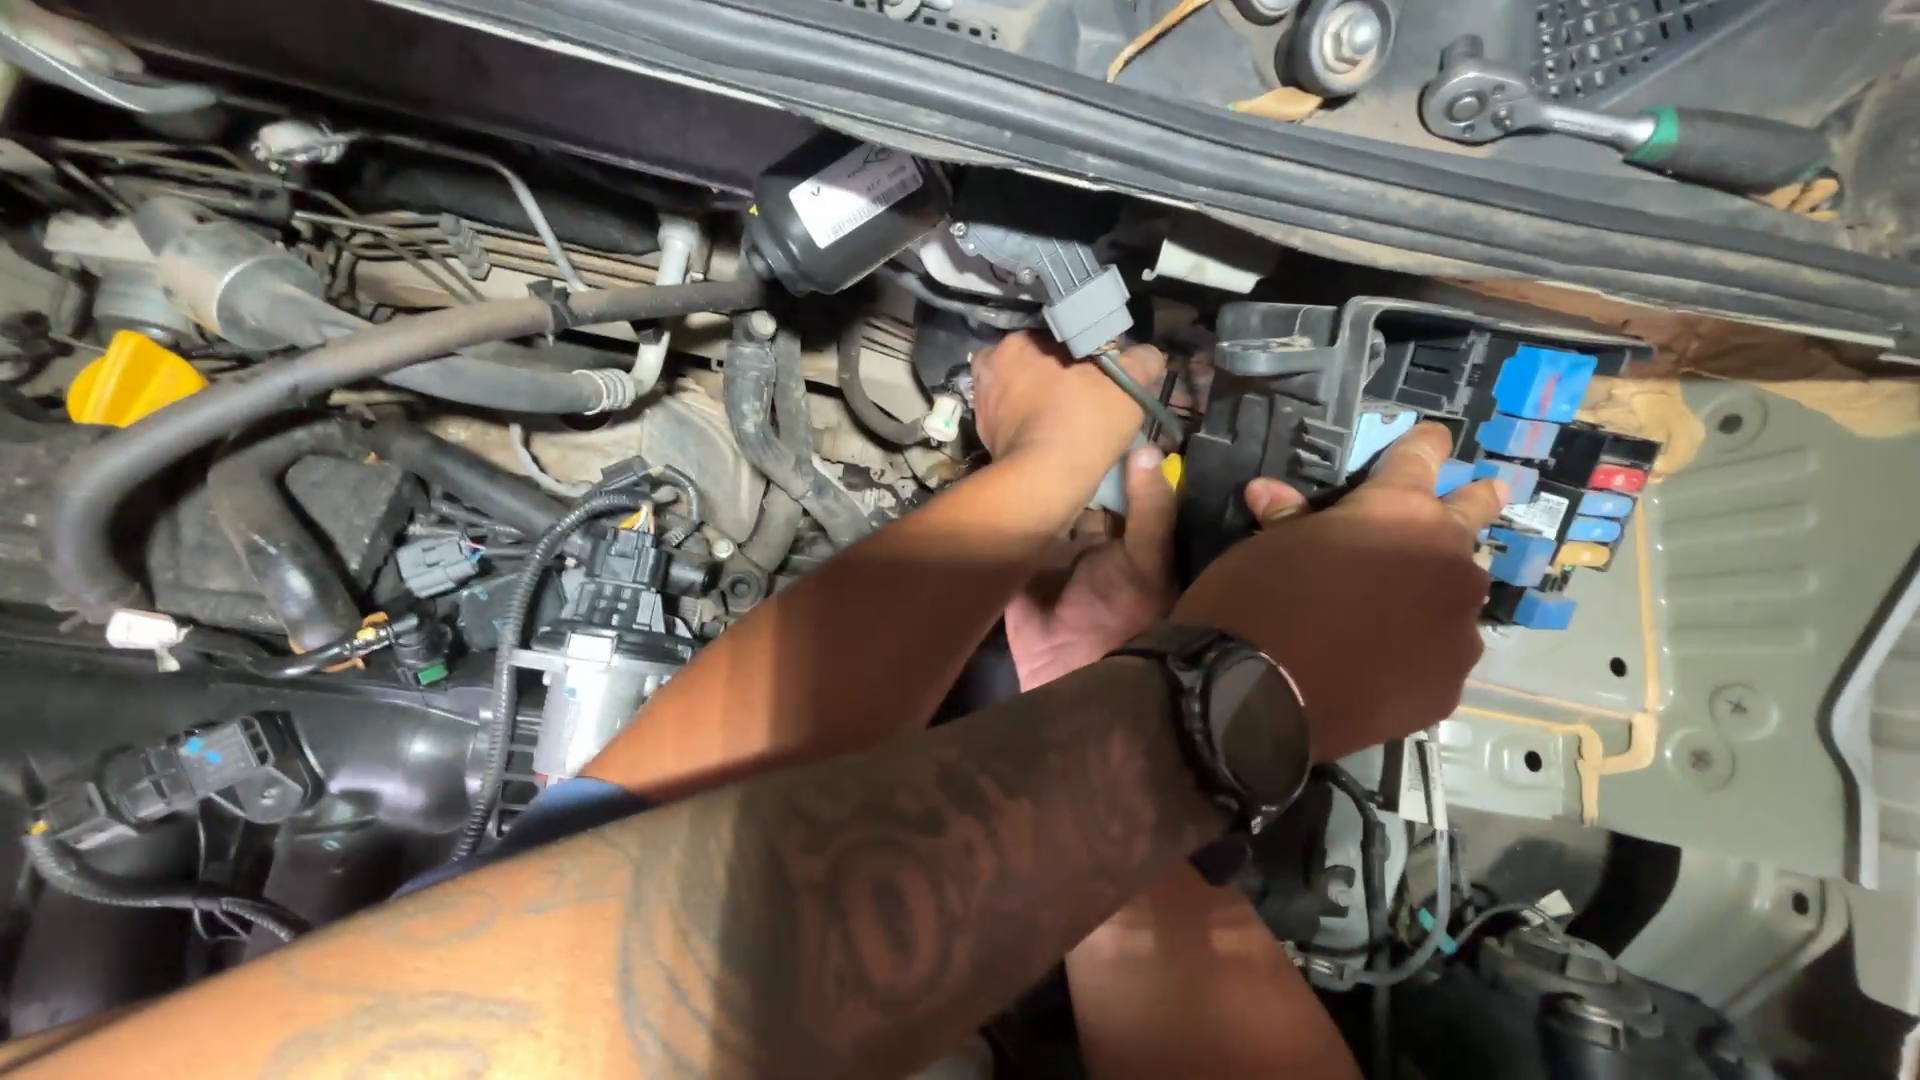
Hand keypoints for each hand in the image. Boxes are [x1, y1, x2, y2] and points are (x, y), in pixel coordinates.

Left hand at [972, 331, 1165, 472]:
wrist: (1045, 481)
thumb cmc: (1084, 421)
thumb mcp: (1128, 383)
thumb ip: (1142, 360)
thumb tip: (1146, 356)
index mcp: (1019, 341)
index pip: (1057, 336)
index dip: (1081, 353)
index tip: (1097, 374)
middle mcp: (990, 366)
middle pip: (1034, 363)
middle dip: (1054, 375)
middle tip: (1082, 398)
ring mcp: (982, 403)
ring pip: (1020, 393)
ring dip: (1039, 401)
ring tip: (1067, 421)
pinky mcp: (983, 436)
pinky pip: (1013, 422)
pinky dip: (1028, 427)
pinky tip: (1050, 438)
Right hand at [1005, 445, 1176, 688]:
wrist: (1077, 674)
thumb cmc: (1126, 612)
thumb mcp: (1148, 559)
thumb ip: (1151, 507)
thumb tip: (1147, 448)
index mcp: (1120, 540)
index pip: (1112, 491)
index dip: (1104, 460)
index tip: (1090, 417)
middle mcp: (1084, 545)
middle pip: (1070, 498)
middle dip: (1060, 470)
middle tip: (1044, 421)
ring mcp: (1046, 558)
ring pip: (1037, 513)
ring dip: (1027, 490)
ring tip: (1012, 441)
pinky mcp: (1014, 572)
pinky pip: (1005, 538)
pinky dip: (998, 517)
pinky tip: (989, 483)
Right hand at [1171, 424, 1507, 760]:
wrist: (1249, 699)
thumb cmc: (1250, 601)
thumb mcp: (1263, 549)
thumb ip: (1287, 520)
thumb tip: (1266, 491)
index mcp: (1398, 512)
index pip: (1420, 458)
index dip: (1423, 446)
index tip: (1431, 438)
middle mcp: (1447, 561)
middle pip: (1474, 514)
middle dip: (1473, 501)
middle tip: (1484, 492)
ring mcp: (1457, 629)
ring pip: (1456, 596)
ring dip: (1434, 591)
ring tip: (1400, 608)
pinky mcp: (1448, 685)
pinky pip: (1439, 655)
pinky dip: (1418, 650)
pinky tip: (1384, 663)